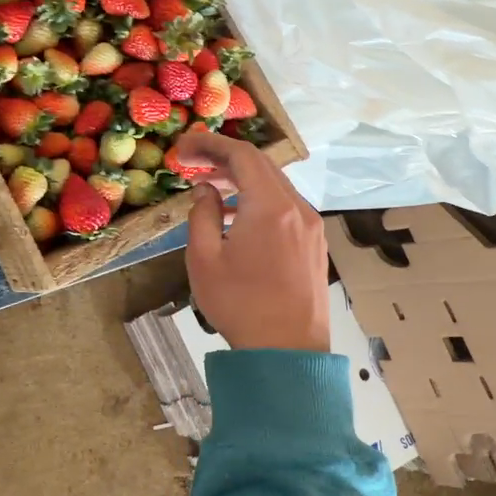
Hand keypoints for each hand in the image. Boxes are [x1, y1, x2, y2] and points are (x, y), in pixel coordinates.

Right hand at [178, 128, 329, 351]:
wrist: (287, 351)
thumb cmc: (239, 303)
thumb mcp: (203, 257)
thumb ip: (202, 215)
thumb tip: (206, 191)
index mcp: (270, 207)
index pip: (242, 155)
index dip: (210, 144)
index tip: (181, 148)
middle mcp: (297, 209)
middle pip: (261, 166)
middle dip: (223, 157)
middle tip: (189, 161)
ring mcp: (311, 227)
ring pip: (274, 185)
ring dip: (240, 178)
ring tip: (207, 186)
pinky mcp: (314, 244)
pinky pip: (284, 206)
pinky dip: (256, 198)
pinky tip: (233, 215)